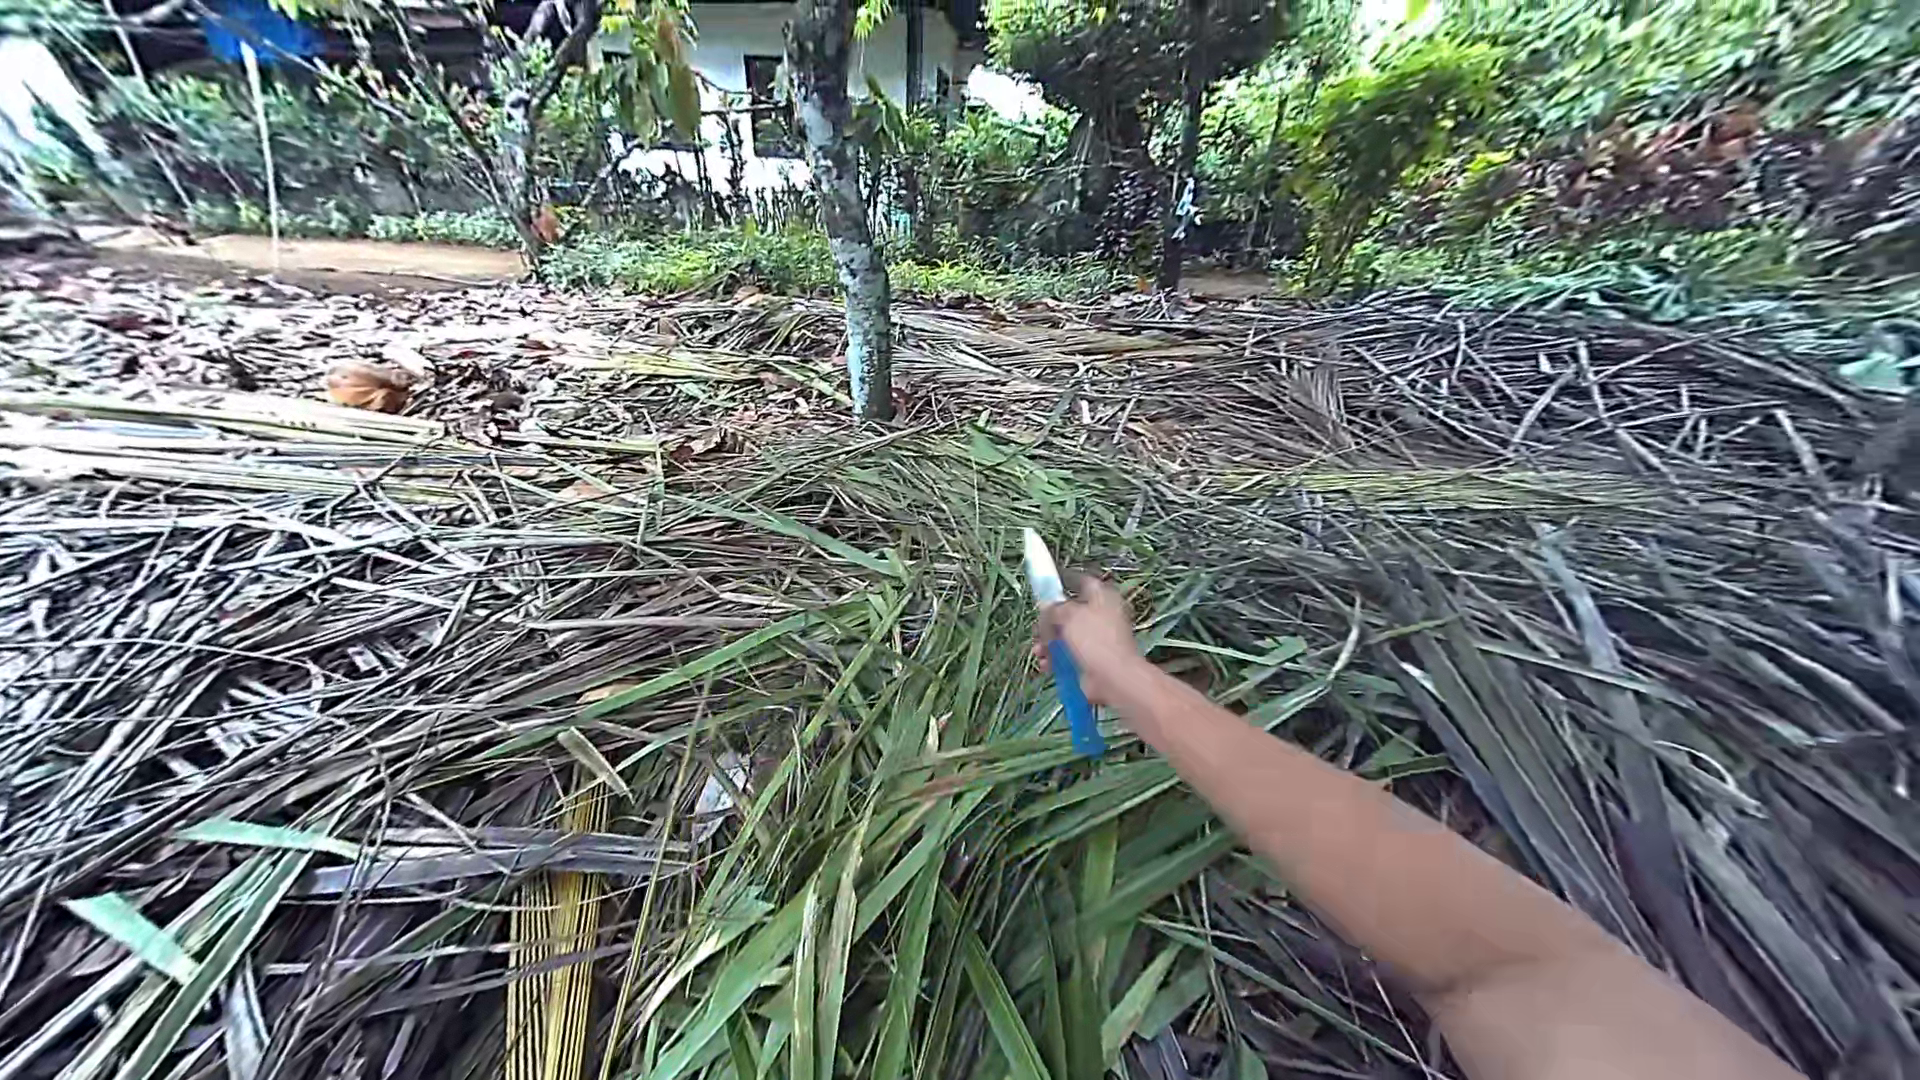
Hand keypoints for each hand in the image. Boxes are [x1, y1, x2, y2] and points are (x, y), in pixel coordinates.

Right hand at [1032, 574, 1149, 706]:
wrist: (1113, 678)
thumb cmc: (1094, 639)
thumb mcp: (1069, 615)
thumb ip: (1055, 607)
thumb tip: (1047, 607)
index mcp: (1102, 597)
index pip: (1082, 581)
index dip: (1064, 581)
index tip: (1046, 587)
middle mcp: (1100, 616)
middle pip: (1068, 612)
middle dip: (1048, 622)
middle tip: (1037, 628)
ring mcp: (1095, 640)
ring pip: (1064, 636)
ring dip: (1047, 643)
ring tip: (1039, 651)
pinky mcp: (1089, 660)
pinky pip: (1066, 655)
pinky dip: (1054, 659)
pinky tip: (1045, 664)